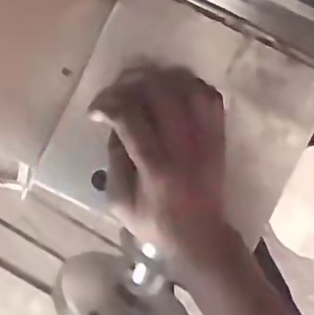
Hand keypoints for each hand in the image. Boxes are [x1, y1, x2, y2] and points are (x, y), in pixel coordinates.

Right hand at [91, 67, 237, 273]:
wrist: (202, 237)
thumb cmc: (155, 223)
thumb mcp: (119, 201)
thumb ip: (114, 158)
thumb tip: (114, 122)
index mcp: (156, 166)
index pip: (130, 117)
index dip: (107, 105)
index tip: (95, 112)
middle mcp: (184, 146)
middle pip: (159, 92)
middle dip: (130, 82)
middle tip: (115, 90)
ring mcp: (205, 137)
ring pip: (186, 86)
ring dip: (159, 77)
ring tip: (140, 83)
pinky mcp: (218, 134)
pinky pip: (208, 94)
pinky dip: (187, 83)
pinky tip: (170, 88)